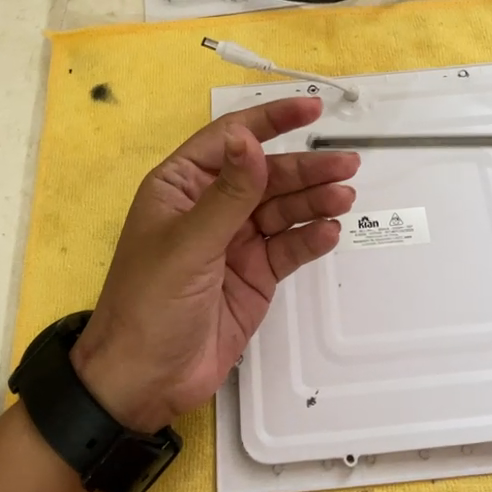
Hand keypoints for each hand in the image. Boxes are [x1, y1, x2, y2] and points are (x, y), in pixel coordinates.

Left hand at [69, 97, 358, 432]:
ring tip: (343, 198)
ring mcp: (235, 241)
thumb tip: (248, 139)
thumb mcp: (189, 244)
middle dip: (305, 168)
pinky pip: (288, 247)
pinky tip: (329, 231)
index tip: (312, 109)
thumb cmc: (149, 304)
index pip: (232, 140)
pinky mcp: (255, 274)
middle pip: (266, 176)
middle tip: (346, 165)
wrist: (144, 382)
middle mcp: (211, 207)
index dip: (271, 122)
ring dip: (314, 201)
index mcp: (182, 186)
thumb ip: (227, 194)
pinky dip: (310, 237)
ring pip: (283, 209)